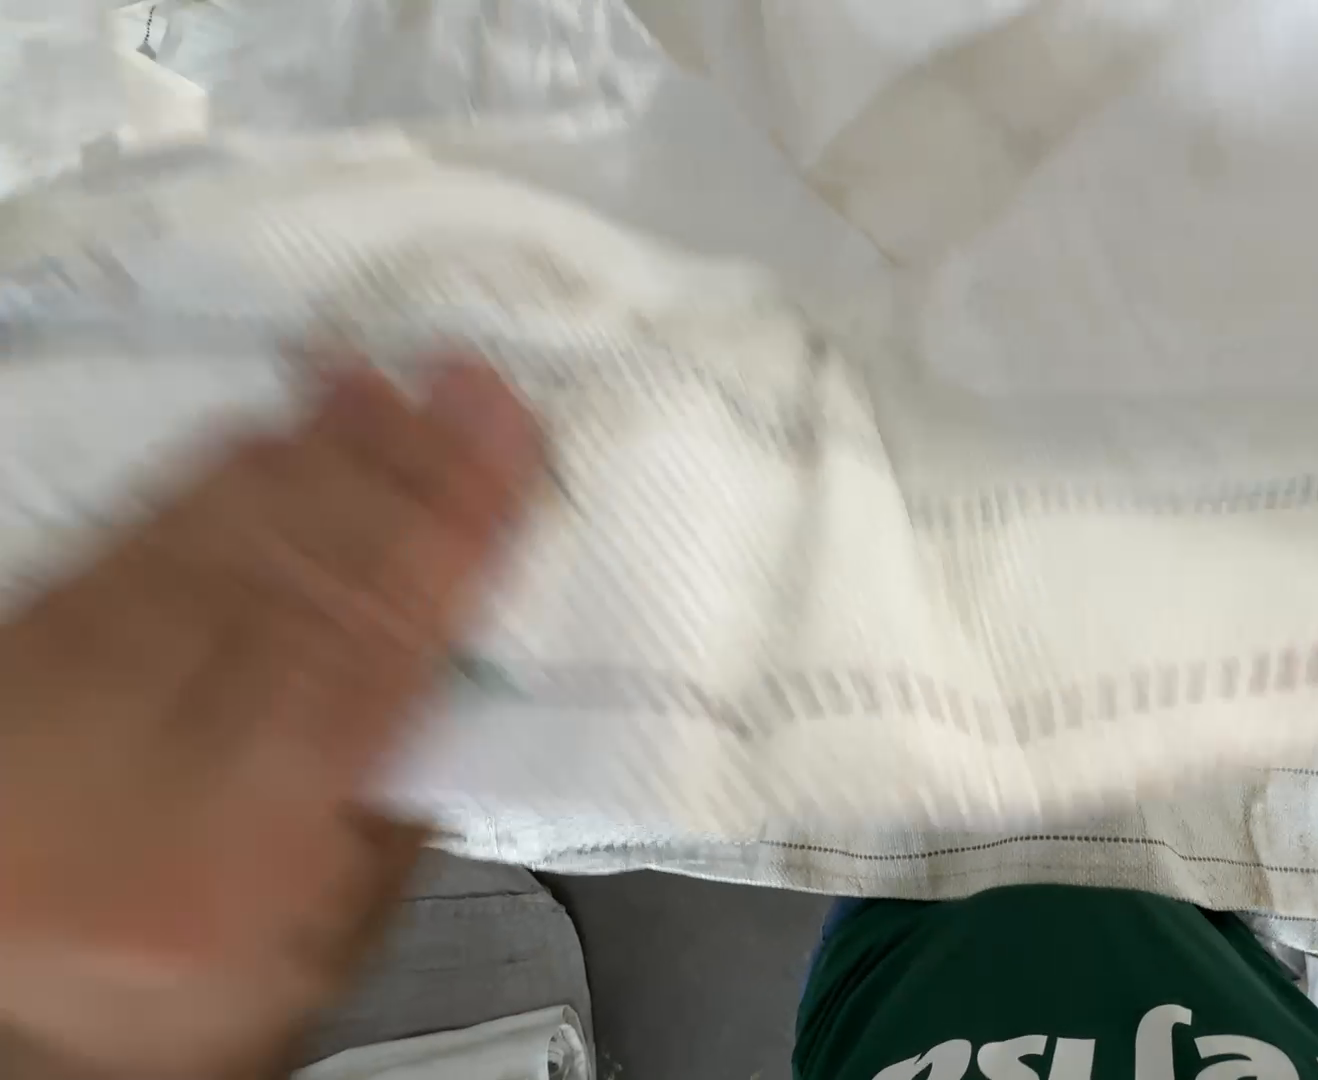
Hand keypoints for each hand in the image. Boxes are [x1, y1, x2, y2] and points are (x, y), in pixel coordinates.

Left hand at [0, 357, 541, 1077]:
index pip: (374, 649)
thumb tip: (470, 626)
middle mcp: (120, 791)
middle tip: (456, 386)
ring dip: (306, 460)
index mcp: (240, 858)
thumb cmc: (241, 979)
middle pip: (288, 585)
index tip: (505, 444)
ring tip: (379, 386)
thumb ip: (418, 760)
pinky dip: (202, 489)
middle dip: (391, 471)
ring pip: (197, 558)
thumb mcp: (367, 901)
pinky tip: (263, 437)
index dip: (450, 531)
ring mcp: (32, 735)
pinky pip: (106, 561)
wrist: (39, 1039)